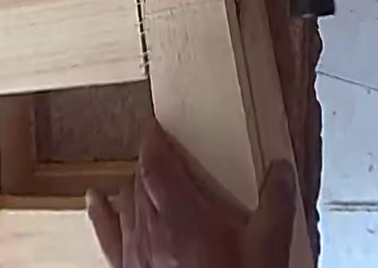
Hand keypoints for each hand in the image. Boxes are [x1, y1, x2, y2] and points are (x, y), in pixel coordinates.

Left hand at [87, 124, 296, 267]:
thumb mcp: (266, 251)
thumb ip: (276, 204)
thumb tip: (281, 168)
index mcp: (182, 218)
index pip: (156, 165)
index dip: (154, 140)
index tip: (158, 123)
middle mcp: (151, 234)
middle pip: (141, 181)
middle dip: (153, 161)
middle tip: (167, 148)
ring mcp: (135, 259)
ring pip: (127, 204)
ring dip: (137, 184)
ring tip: (146, 170)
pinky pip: (107, 239)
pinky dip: (101, 215)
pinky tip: (95, 199)